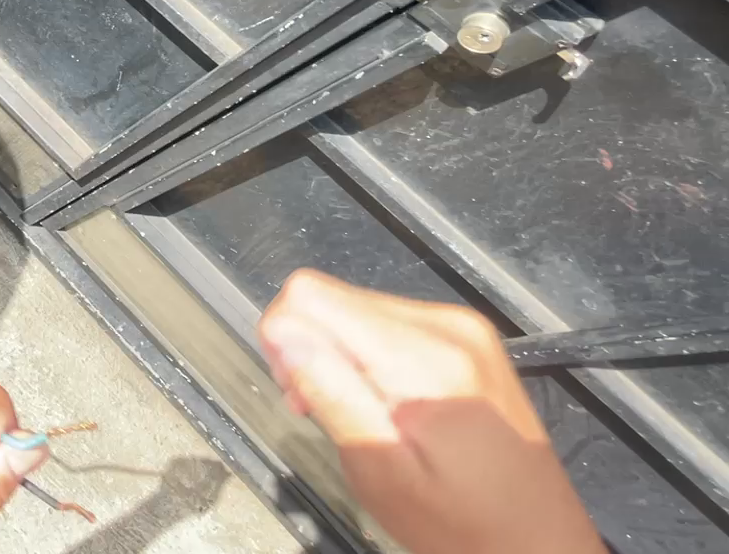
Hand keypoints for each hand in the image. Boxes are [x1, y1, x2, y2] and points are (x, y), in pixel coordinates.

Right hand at [258, 270, 603, 553]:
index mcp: (425, 355)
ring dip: (331, 350)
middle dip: (307, 345)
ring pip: (346, 306)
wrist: (542, 552)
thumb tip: (279, 329)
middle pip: (327, 296)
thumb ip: (330, 391)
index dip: (284, 334)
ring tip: (351, 408)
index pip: (309, 293)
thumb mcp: (381, 471)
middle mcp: (444, 324)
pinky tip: (376, 396)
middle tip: (319, 406)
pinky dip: (359, 352)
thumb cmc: (460, 526)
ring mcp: (458, 327)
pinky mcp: (461, 337)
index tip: (297, 387)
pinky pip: (376, 319)